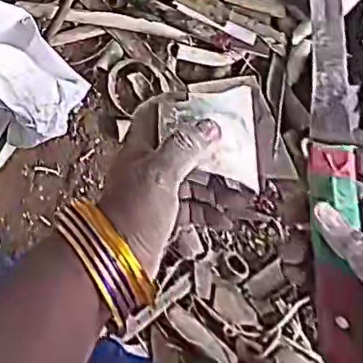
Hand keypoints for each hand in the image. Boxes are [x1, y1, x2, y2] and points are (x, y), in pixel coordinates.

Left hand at [96, 98, 221, 280]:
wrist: (121, 255)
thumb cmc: (132, 211)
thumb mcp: (161, 173)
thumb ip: (184, 148)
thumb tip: (206, 126)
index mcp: (138, 147)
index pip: (154, 114)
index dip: (175, 106)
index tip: (201, 106)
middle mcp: (145, 165)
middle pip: (180, 149)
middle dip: (209, 154)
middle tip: (235, 158)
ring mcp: (155, 191)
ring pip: (190, 180)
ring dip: (216, 186)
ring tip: (240, 195)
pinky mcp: (164, 216)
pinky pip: (192, 207)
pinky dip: (210, 211)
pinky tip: (226, 218)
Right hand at [314, 190, 362, 362]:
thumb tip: (327, 212)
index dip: (340, 187)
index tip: (307, 173)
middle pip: (337, 234)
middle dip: (309, 227)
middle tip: (291, 224)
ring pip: (321, 263)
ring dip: (303, 262)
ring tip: (297, 268)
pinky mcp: (351, 326)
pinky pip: (318, 297)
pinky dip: (306, 293)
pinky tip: (307, 295)